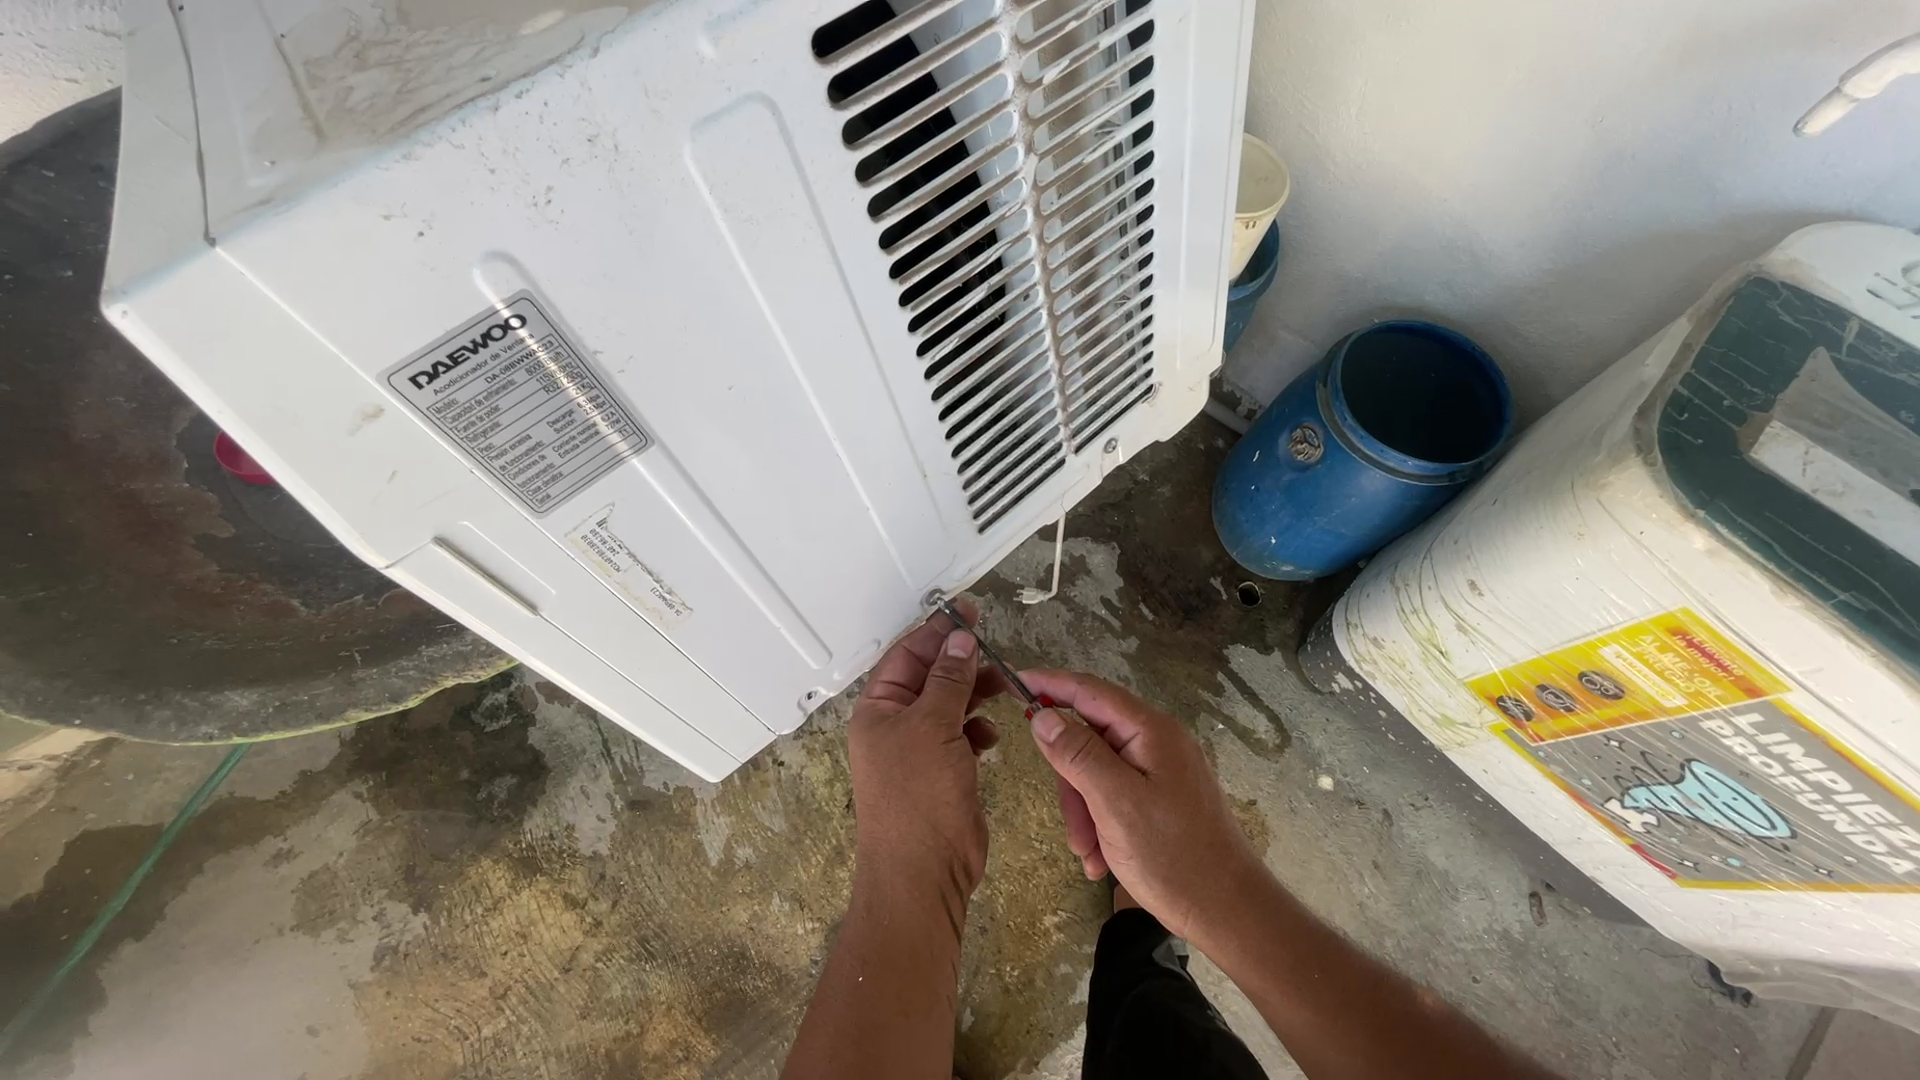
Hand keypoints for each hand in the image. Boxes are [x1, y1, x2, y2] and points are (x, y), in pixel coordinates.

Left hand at [847, 601, 1007, 909]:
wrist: (924, 873)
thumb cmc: (919, 796)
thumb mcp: (933, 728)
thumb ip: (948, 681)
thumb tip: (959, 639)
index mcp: (878, 708)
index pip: (907, 655)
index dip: (937, 631)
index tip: (968, 611)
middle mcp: (895, 724)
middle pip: (930, 677)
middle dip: (961, 661)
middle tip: (994, 646)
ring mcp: (919, 749)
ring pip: (950, 704)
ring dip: (975, 692)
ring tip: (1005, 684)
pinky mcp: (943, 770)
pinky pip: (962, 734)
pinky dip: (978, 728)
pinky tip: (991, 734)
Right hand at [1020, 670, 1265, 941]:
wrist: (1229, 911)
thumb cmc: (1172, 855)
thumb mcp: (1114, 802)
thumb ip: (1077, 754)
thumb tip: (1043, 715)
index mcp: (1150, 731)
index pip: (1090, 691)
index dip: (1050, 684)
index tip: (1014, 681)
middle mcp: (1157, 741)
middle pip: (1090, 738)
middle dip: (1071, 781)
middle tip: (1073, 829)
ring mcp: (1161, 769)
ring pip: (1097, 771)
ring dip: (1084, 811)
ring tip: (1090, 854)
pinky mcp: (1162, 795)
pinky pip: (1114, 793)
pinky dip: (1100, 821)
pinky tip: (1102, 857)